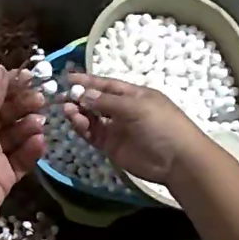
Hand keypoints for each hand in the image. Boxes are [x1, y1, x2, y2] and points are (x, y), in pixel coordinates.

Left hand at [0, 63, 46, 239]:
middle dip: (20, 104)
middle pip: (1, 113)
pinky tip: (39, 142)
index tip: (29, 76)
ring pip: (13, 134)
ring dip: (27, 125)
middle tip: (41, 98)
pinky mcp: (2, 178)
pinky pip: (20, 159)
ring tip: (41, 120)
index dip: (4, 85)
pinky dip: (30, 150)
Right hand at [62, 72, 209, 183]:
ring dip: (78, 113)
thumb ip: (108, 102)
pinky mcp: (111, 145)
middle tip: (62, 97)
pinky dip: (82, 128)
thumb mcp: (136, 107)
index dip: (88, 81)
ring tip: (67, 110)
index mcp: (133, 95)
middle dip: (79, 98)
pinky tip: (76, 122)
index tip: (69, 78)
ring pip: (91, 118)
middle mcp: (122, 110)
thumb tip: (83, 95)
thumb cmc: (161, 125)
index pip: (106, 85)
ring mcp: (116, 128)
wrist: (176, 160)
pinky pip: (92, 134)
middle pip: (96, 101)